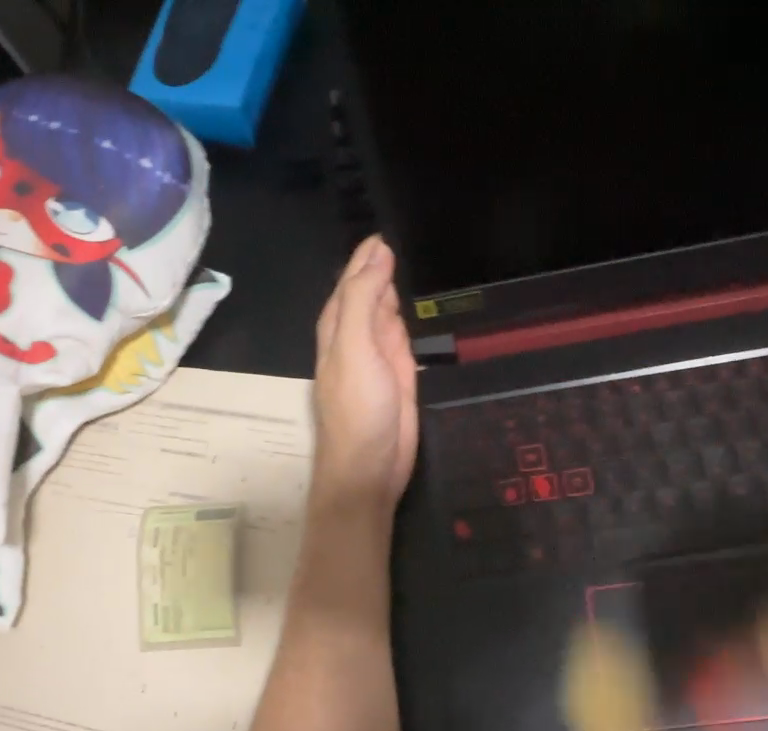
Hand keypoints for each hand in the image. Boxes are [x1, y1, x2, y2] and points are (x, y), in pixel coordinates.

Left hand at [310, 236, 417, 515]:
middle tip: (415, 231)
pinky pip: (408, 337)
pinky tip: (429, 303)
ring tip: (425, 256)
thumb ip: (364, 300)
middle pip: (371, 292)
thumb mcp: (355, 347)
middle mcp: (358, 336)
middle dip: (386, 265)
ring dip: (402, 288)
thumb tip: (379, 253)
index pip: (352, 279)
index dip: (368, 255)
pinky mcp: (403, 375)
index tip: (392, 225)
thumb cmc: (357, 409)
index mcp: (338, 327)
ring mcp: (381, 356)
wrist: (371, 468)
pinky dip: (415, 318)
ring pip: (391, 312)